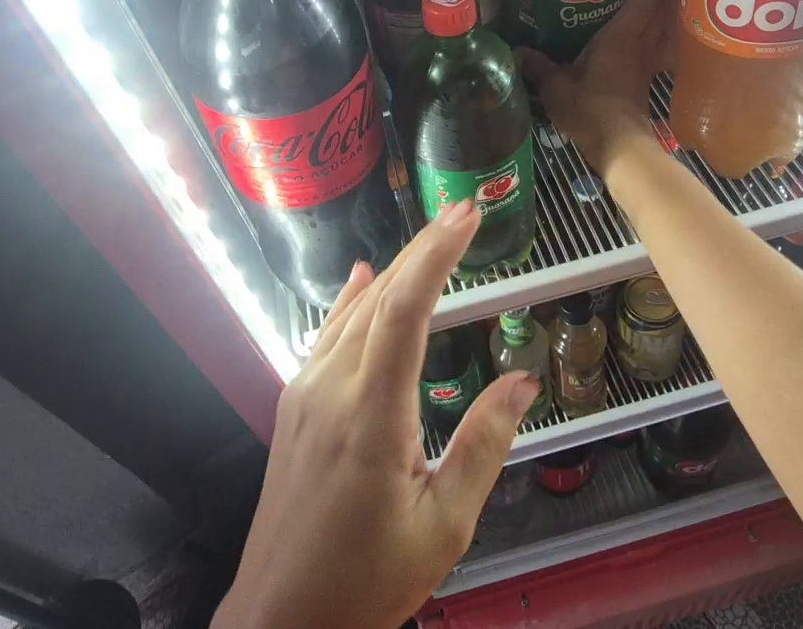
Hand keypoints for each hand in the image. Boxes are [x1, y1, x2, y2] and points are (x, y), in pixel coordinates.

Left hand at [213, 201, 541, 628]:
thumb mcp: (444, 525)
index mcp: (370, 414)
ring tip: (430, 238)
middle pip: (378, 296)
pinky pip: (328, 334)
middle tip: (461, 213)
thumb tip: (521, 380)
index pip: (404, 309)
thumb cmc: (365, 581)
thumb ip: (484, 444)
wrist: (281, 618)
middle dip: (423, 248)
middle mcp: (330, 389)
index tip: (465, 217)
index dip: (436, 254)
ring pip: (352, 311)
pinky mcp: (295, 406)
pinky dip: (352, 300)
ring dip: (392, 269)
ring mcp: (305, 394)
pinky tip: (360, 279)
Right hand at [519, 0, 665, 176]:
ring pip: (657, 34)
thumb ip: (538, 66)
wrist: (619, 146)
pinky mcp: (645, 84)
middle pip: (655, 14)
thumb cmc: (589, 108)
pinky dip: (645, 46)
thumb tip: (518, 51)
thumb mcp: (555, 87)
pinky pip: (651, 54)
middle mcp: (639, 46)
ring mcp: (646, 66)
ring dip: (650, 23)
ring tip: (627, 14)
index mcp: (620, 36)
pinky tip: (628, 48)